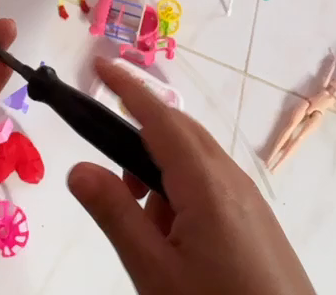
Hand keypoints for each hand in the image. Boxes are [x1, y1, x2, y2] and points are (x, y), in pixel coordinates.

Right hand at [67, 60, 313, 294]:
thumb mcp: (155, 273)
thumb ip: (115, 215)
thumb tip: (77, 167)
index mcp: (204, 181)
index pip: (158, 116)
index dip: (127, 86)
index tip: (98, 63)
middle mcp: (230, 177)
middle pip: (178, 129)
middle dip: (139, 127)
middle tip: (105, 154)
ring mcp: (249, 199)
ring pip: (194, 157)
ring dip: (159, 167)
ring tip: (138, 216)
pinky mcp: (257, 221)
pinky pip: (211, 181)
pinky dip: (180, 188)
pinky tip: (171, 234)